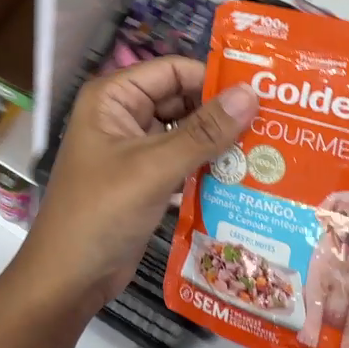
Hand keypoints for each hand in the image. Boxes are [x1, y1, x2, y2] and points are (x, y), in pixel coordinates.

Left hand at [14, 56, 258, 311]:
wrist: (68, 276)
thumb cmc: (102, 211)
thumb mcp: (154, 168)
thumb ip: (204, 132)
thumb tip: (252, 94)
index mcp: (112, 97)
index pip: (172, 70)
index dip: (215, 78)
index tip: (265, 93)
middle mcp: (121, 114)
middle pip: (181, 99)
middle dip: (223, 112)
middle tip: (279, 124)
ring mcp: (133, 148)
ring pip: (185, 132)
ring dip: (221, 142)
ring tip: (274, 149)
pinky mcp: (145, 179)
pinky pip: (183, 161)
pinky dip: (209, 167)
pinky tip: (249, 178)